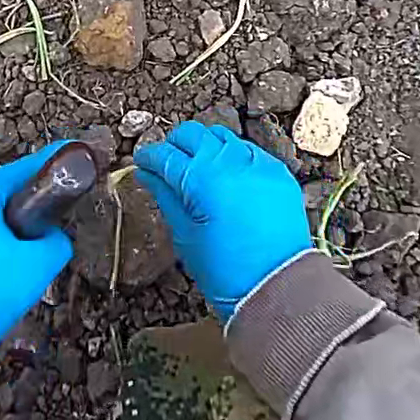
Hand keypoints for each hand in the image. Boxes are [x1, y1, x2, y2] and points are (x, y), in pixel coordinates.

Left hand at [0, 143, 72, 404]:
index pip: (36, 164)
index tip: (92, 168)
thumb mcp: (35, 268)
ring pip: (1, 219)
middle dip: (40, 215)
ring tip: (26, 269)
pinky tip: (2, 281)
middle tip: (56, 238)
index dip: (67, 168)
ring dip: (19, 239)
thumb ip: (58, 242)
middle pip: (18, 193)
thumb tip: (54, 238)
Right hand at [135, 121, 312, 318]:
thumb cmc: (225, 270)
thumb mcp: (186, 235)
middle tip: (167, 163)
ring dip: (205, 145)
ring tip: (197, 167)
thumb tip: (146, 174)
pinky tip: (227, 175)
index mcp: (202, 178)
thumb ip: (166, 197)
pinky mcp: (277, 169)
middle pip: (193, 133)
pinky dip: (233, 156)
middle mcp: (230, 160)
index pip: (166, 155)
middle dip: (175, 144)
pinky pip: (248, 150)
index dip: (149, 157)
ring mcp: (256, 162)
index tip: (142, 162)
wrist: (277, 286)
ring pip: (222, 136)